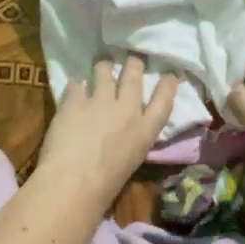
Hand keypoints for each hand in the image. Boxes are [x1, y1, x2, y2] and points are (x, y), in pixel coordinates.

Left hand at [37, 56, 179, 206]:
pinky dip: (76, 84)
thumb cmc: (105, 185)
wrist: (75, 181)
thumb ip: (132, 139)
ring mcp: (99, 101)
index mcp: (145, 131)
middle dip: (134, 64)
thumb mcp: (132, 160)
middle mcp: (126, 110)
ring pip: (104, 71)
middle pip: (133, 76)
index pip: (163, 101)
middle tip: (131, 58)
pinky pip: (76, 83)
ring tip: (101, 63)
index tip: (170, 74)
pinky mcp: (74, 100)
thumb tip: (125, 131)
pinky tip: (74, 86)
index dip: (168, 86)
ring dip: (103, 66)